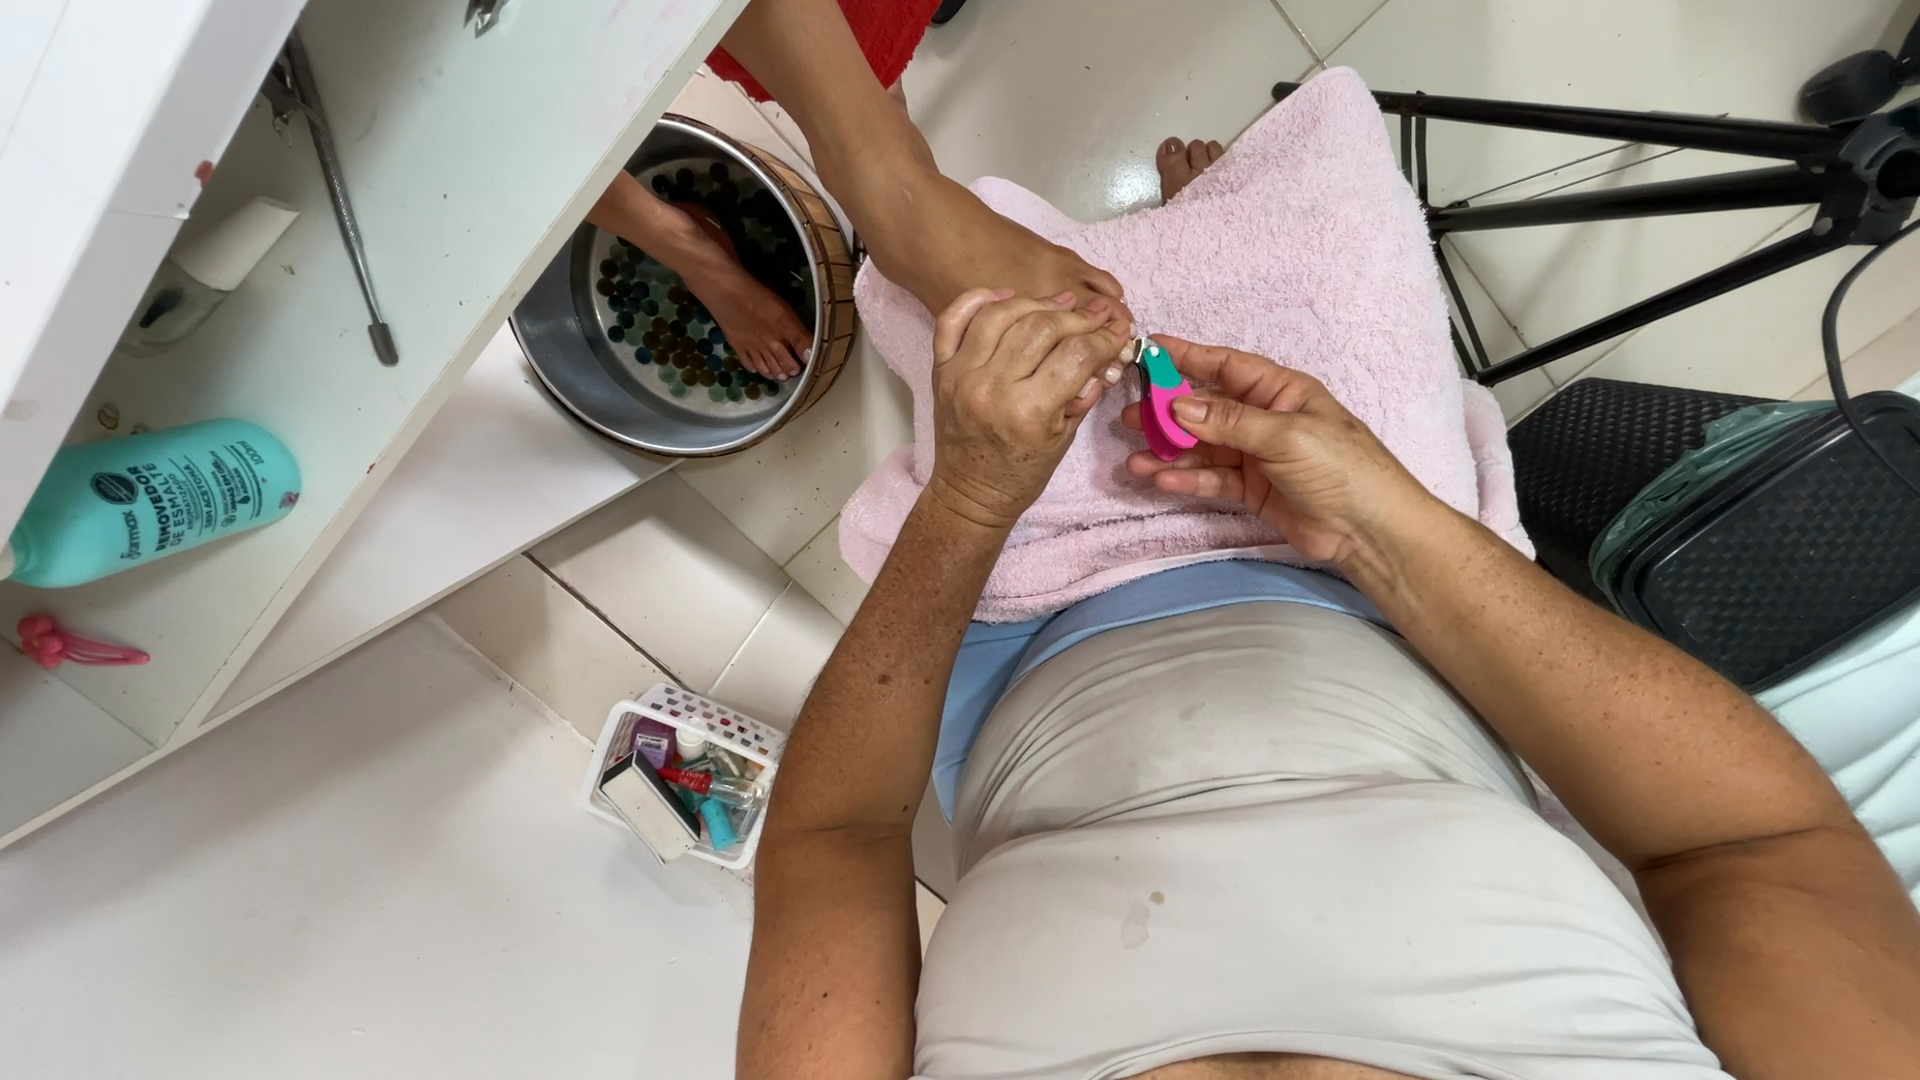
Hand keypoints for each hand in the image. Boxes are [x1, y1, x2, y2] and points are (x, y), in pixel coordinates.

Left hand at [926, 288, 1131, 529]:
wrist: (970, 493)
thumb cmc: (1021, 473)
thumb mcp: (1064, 438)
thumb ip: (1084, 392)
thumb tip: (1108, 350)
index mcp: (1028, 412)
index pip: (1076, 354)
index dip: (1105, 338)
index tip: (1119, 331)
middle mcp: (991, 388)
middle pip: (1041, 327)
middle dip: (1077, 316)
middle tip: (1095, 315)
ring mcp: (961, 375)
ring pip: (1001, 314)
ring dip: (1036, 302)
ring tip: (1061, 303)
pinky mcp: (941, 370)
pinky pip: (953, 319)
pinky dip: (978, 299)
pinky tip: (1006, 296)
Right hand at [1123, 336, 1438, 564]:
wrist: (1368, 530)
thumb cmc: (1341, 468)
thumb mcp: (1286, 436)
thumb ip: (1230, 421)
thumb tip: (1178, 405)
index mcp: (1279, 391)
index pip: (1224, 366)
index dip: (1186, 356)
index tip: (1147, 350)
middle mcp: (1261, 418)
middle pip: (1204, 408)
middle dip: (1166, 413)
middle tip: (1129, 416)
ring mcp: (1253, 455)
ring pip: (1201, 448)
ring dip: (1169, 453)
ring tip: (1136, 460)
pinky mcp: (1249, 489)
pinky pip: (1210, 479)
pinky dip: (1187, 480)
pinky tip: (1163, 480)